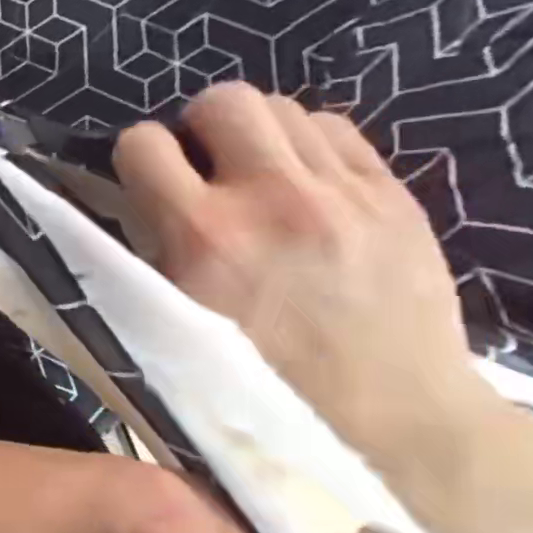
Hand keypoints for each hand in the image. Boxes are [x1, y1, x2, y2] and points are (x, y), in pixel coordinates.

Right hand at [110, 82, 487, 464]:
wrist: (397, 433)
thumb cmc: (261, 387)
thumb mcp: (174, 323)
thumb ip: (146, 248)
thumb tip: (134, 194)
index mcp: (204, 236)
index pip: (141, 142)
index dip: (138, 158)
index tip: (149, 183)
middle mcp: (270, 199)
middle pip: (221, 100)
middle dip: (201, 128)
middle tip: (207, 168)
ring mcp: (342, 194)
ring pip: (280, 107)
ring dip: (255, 135)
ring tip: (259, 176)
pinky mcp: (393, 197)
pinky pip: (334, 129)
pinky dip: (307, 146)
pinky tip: (307, 185)